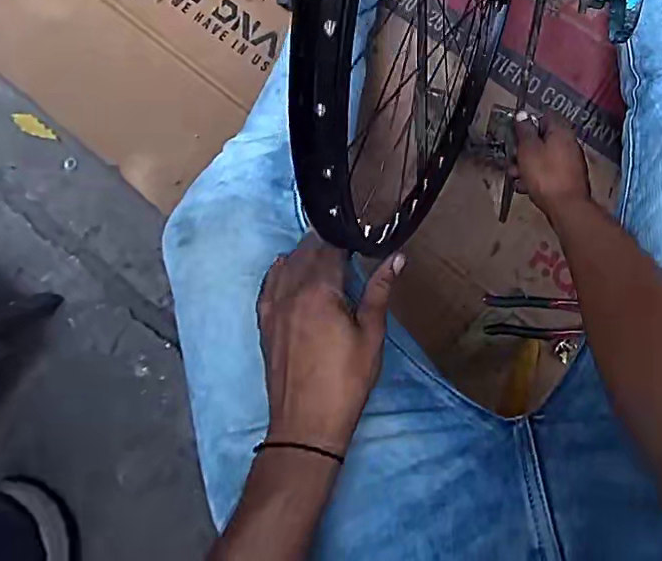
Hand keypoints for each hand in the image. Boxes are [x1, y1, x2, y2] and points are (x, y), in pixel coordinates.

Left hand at [256, 236, 402, 453]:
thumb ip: (379, 290)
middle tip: (342, 240)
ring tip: (320, 249)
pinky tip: (282, 264)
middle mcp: (292, 291)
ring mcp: (274, 306)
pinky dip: (277, 271)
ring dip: (302, 253)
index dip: (344, 240)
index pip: (331, 250)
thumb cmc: (345, 381)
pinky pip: (267, 285)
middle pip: (306, 252)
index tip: (358, 235)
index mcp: (320, 290)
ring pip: (286, 265)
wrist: (306, 424)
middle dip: (324, 242)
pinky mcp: (265, 322)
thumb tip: (396, 258)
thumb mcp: (371, 335)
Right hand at [510, 109, 591, 216]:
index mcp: (561, 132)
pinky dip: (537, 176)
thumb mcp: (528, 149)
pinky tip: (524, 187)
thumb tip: (522, 114)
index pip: (545, 116)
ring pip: (544, 157)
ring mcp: (571, 163)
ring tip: (514, 176)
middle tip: (511, 158)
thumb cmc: (544, 174)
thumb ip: (524, 130)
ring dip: (527, 164)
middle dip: (524, 148)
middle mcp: (570, 144)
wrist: (567, 208)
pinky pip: (550, 172)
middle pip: (542, 139)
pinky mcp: (569, 180)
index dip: (528, 122)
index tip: (515, 133)